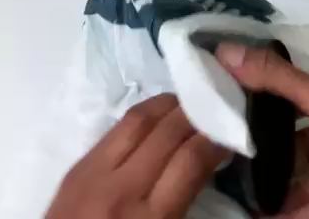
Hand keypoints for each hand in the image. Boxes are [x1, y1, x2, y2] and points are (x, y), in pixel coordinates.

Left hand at [44, 93, 229, 217]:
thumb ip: (183, 212)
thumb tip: (206, 172)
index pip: (189, 164)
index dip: (214, 143)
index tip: (232, 134)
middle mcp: (121, 189)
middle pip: (164, 134)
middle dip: (194, 116)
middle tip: (216, 106)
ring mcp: (93, 173)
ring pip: (135, 121)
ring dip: (166, 106)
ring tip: (188, 101)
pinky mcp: (77, 167)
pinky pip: (113, 131)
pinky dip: (140, 117)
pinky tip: (155, 116)